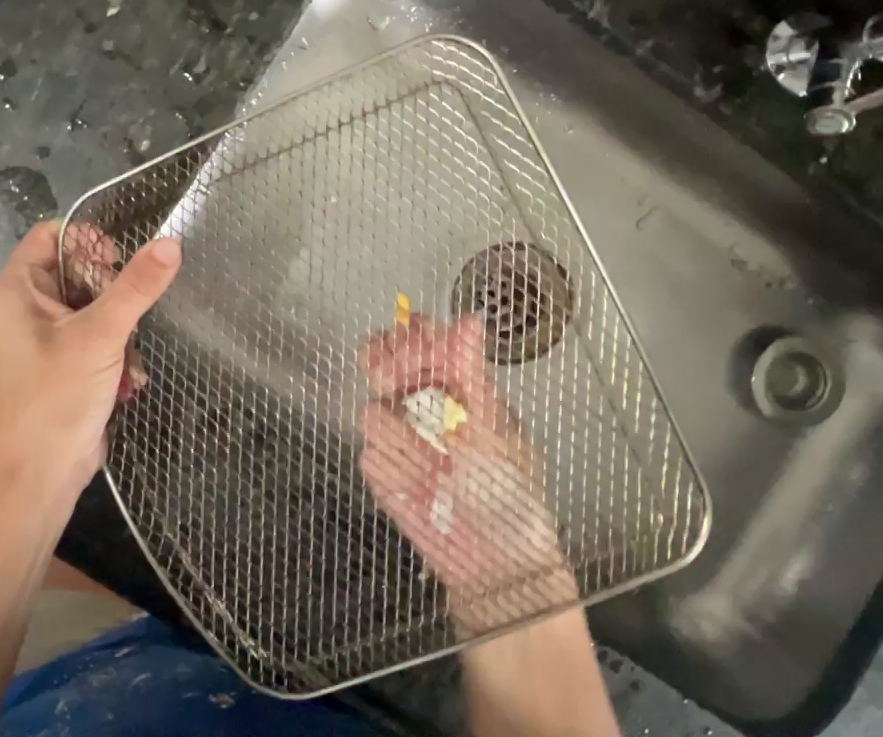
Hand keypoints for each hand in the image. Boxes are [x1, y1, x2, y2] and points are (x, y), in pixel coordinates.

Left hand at [0, 220, 180, 502]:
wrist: (43, 474)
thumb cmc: (57, 397)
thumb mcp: (100, 336)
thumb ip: (136, 287)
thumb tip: (171, 242)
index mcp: (17, 290)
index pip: (51, 235)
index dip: (87, 239)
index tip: (120, 258)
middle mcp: (27, 307)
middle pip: (78, 270)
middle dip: (113, 292)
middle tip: (127, 313)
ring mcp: (46, 336)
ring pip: (96, 304)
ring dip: (122, 327)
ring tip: (128, 355)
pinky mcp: (66, 362)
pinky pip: (99, 335)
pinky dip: (118, 352)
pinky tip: (127, 379)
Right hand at [357, 316, 576, 632]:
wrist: (499, 564)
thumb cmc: (511, 489)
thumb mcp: (497, 428)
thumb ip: (472, 376)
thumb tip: (468, 318)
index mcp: (453, 382)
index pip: (420, 338)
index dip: (412, 334)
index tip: (418, 340)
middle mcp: (420, 402)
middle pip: (380, 362)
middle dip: (384, 366)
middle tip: (394, 378)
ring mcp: (398, 437)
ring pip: (372, 410)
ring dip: (402, 433)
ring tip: (435, 461)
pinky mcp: (382, 474)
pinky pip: (371, 456)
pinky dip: (396, 469)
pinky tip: (421, 486)